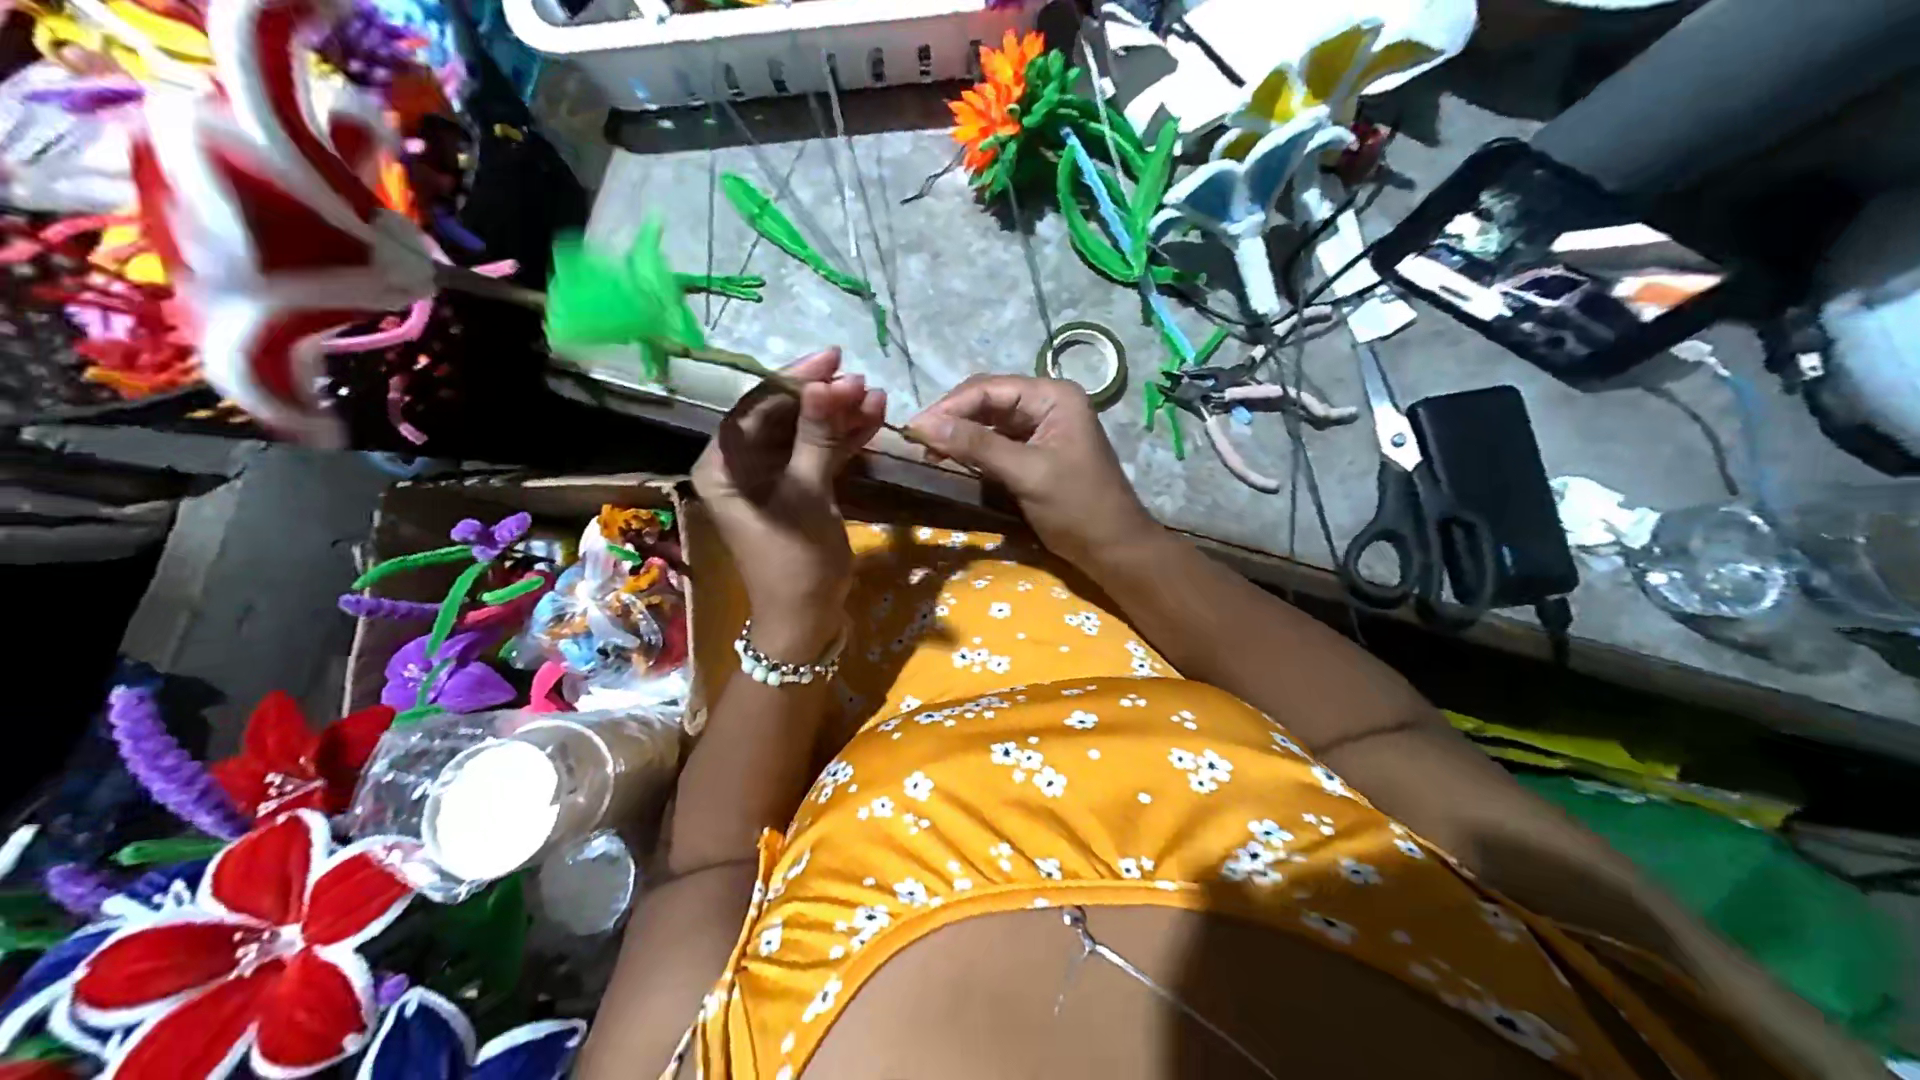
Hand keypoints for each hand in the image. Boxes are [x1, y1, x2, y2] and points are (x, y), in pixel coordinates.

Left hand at [692, 349, 885, 659]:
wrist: (808, 620)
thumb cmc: (796, 562)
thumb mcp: (807, 497)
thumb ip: (816, 439)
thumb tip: (825, 385)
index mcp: (723, 466)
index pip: (755, 408)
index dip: (794, 380)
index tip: (832, 360)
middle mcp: (742, 465)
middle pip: (783, 416)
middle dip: (822, 397)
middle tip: (859, 378)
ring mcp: (773, 477)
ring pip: (806, 433)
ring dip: (839, 416)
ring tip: (875, 395)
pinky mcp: (800, 489)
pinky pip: (820, 454)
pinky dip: (844, 440)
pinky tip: (873, 419)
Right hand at [908, 375, 1161, 565]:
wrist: (1113, 549)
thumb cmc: (1077, 507)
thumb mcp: (1026, 472)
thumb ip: (976, 445)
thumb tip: (923, 424)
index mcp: (1053, 396)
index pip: (990, 388)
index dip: (949, 406)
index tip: (913, 428)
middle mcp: (1047, 403)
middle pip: (988, 400)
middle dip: (952, 417)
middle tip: (917, 441)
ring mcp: (1042, 428)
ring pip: (989, 421)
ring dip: (960, 433)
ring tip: (928, 451)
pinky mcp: (1036, 452)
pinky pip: (997, 441)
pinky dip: (974, 449)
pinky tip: (952, 459)